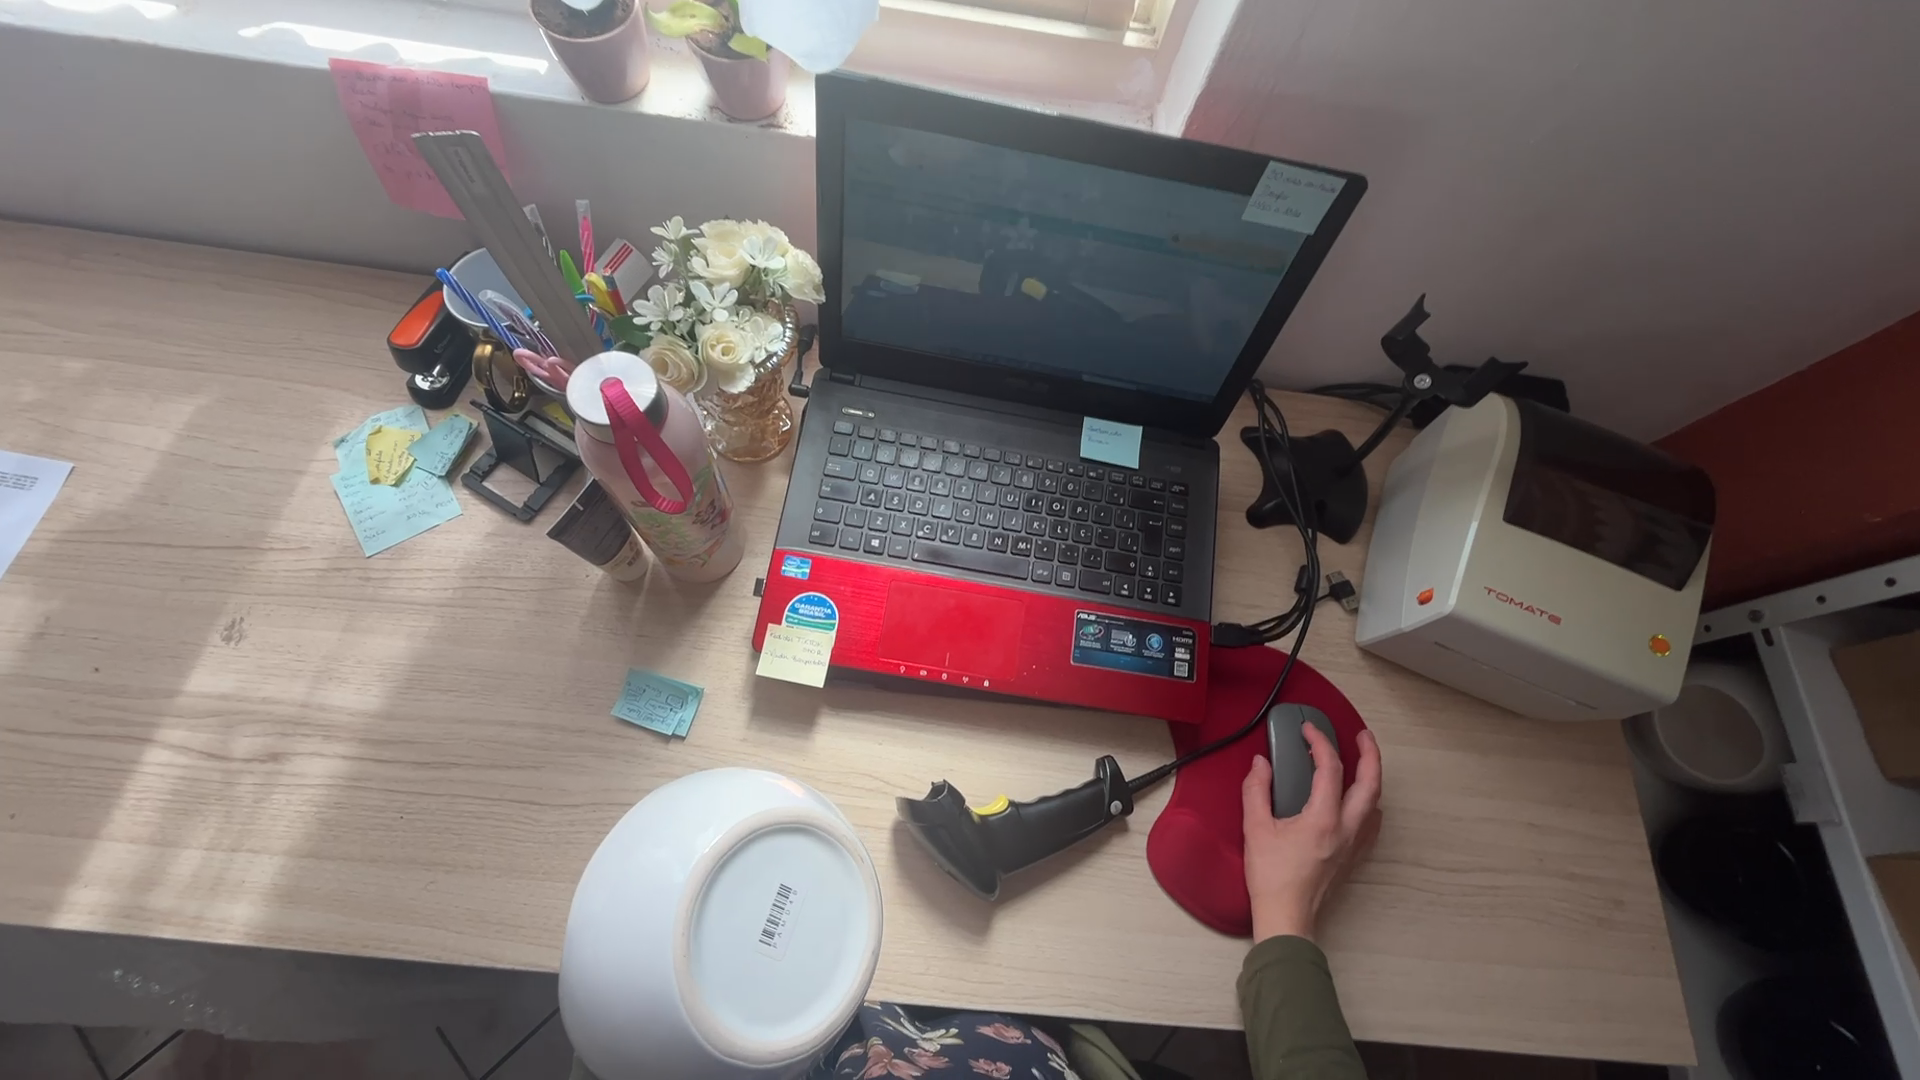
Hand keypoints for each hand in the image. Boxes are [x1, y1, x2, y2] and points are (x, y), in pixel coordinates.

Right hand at [1241, 724, 1381, 942]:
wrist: (1287, 916)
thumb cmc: (1270, 874)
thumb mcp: (1255, 827)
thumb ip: (1257, 790)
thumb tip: (1261, 764)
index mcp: (1323, 818)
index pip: (1330, 769)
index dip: (1320, 743)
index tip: (1307, 730)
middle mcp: (1347, 829)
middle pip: (1371, 784)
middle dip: (1370, 755)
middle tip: (1362, 736)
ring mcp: (1354, 845)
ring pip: (1375, 804)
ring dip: (1372, 778)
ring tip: (1362, 762)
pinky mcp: (1353, 858)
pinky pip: (1371, 824)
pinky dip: (1370, 804)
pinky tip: (1360, 802)